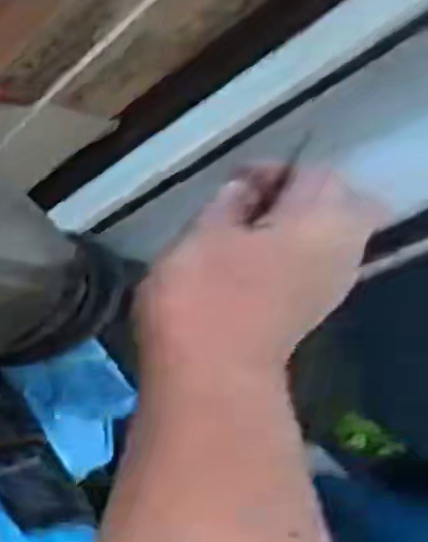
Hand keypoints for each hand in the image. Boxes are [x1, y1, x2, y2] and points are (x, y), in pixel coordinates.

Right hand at [137, 166, 384, 378]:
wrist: (209, 371)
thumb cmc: (198, 298)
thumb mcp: (195, 242)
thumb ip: (223, 208)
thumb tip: (241, 189)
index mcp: (323, 214)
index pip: (310, 172)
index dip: (269, 170)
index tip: (228, 180)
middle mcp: (346, 239)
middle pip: (334, 202)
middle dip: (295, 199)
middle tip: (243, 210)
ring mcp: (333, 278)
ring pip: (322, 236)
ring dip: (286, 232)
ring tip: (236, 243)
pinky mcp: (308, 308)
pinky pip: (305, 267)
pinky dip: (280, 260)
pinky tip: (244, 273)